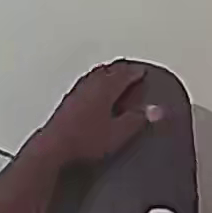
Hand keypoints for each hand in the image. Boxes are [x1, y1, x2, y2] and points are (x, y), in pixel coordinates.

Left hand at [26, 61, 160, 167]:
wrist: (56, 144)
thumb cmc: (86, 139)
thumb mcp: (118, 133)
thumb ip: (137, 120)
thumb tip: (155, 110)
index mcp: (104, 88)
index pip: (123, 74)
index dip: (135, 73)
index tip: (143, 72)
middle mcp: (90, 84)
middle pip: (109, 70)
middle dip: (121, 68)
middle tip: (131, 69)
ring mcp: (78, 89)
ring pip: (97, 73)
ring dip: (108, 71)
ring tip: (115, 74)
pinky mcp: (70, 97)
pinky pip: (88, 80)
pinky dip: (97, 78)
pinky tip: (96, 87)